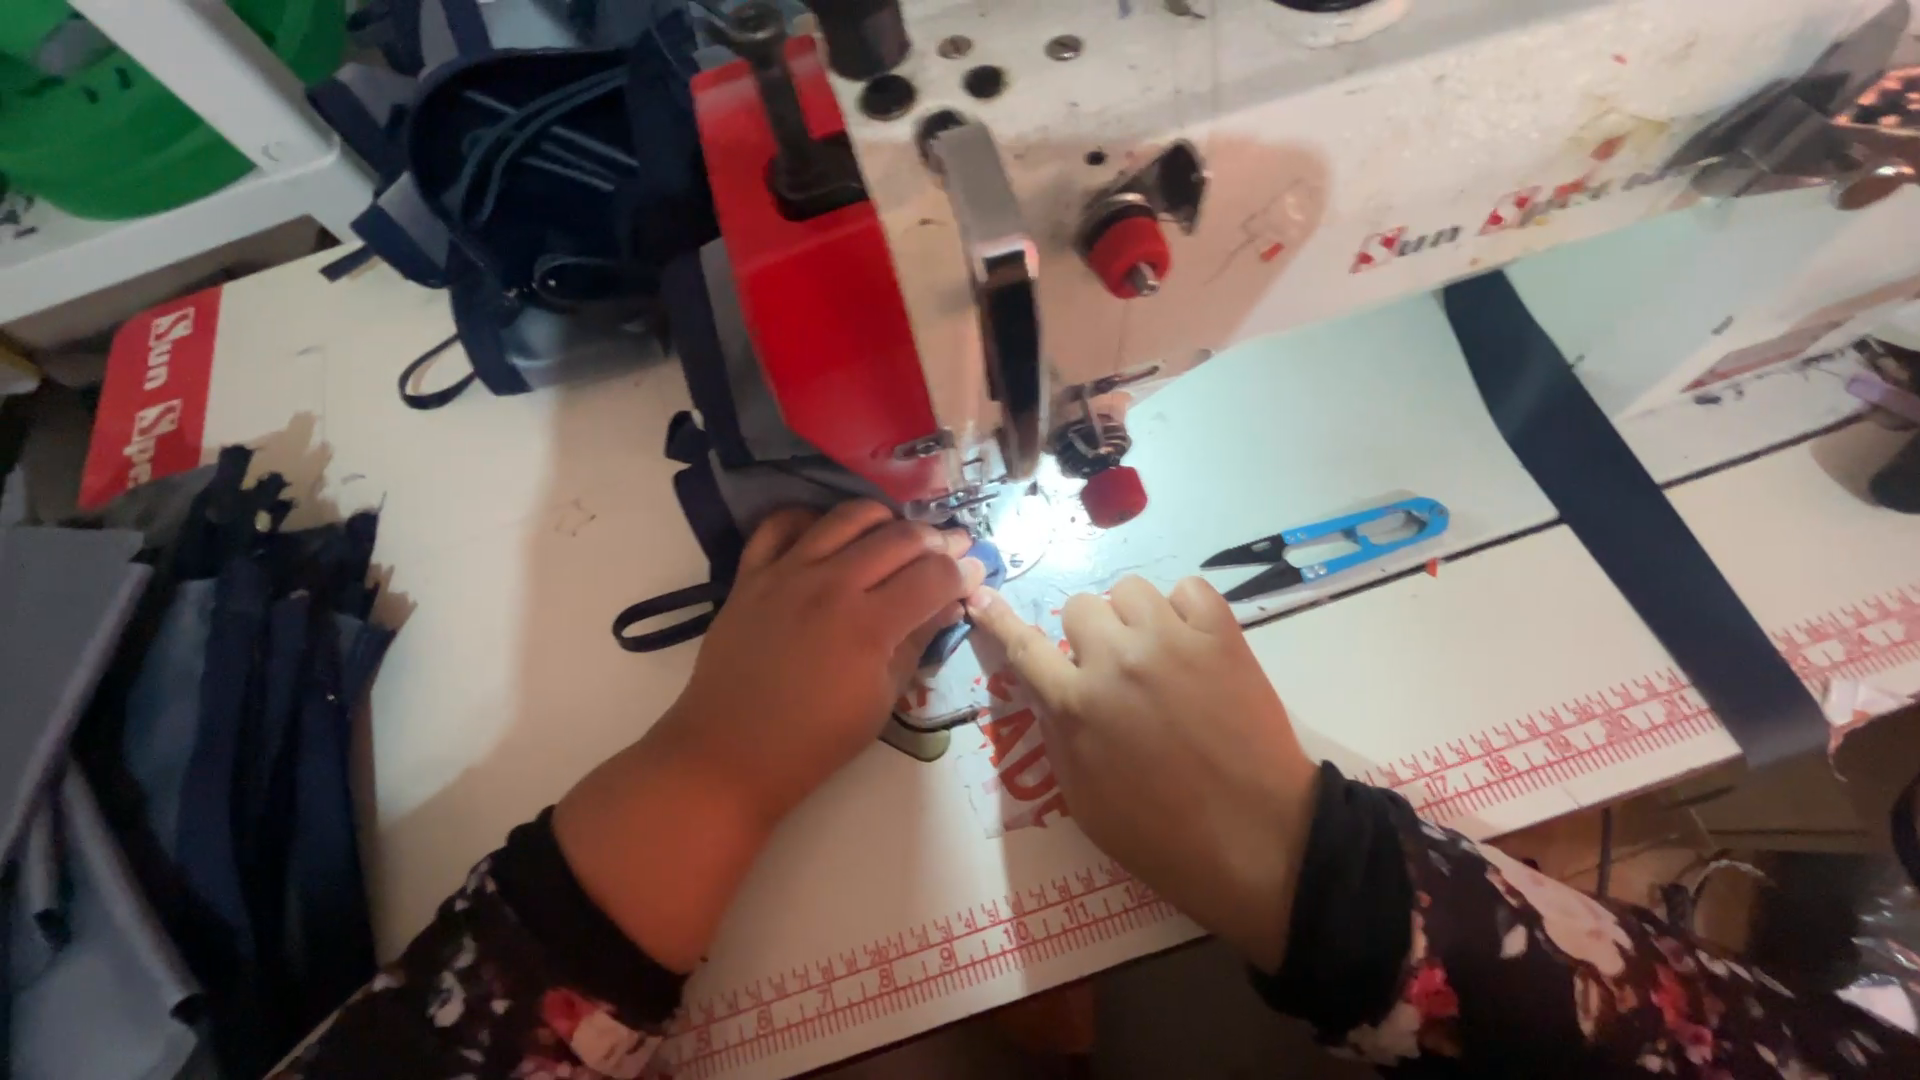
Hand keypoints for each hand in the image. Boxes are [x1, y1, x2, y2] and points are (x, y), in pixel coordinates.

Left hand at [556, 501, 985, 969]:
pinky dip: (812, 519)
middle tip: (950, 552)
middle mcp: (831, 585)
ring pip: (848, 516)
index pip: (934, 576)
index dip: (963, 571)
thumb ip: (917, 643)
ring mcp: (786, 572)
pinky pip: (782, 523)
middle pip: (900, 537)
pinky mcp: (751, 574)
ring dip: (885, 520)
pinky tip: (830, 536)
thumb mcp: (882, 700)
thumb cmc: (815, 740)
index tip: (975, 573)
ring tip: (897, 538)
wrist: (730, 752)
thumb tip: (950, 604)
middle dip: (937, 540)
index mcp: (868, 625)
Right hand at [967, 576, 1319, 971]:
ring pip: (1130, 589)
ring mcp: (1172, 640)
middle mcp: (1116, 659)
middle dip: (1088, 637)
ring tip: (1154, 653)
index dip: (999, 619)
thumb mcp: (1081, 798)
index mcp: (1075, 704)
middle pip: (1079, 607)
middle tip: (1112, 671)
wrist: (1257, 843)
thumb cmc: (1160, 835)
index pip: (1022, 645)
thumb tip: (1045, 688)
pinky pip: (1188, 588)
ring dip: (1132, 619)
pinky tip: (1191, 643)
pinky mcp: (1222, 635)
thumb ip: (1056, 733)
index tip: (983, 598)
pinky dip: (1183, 610)